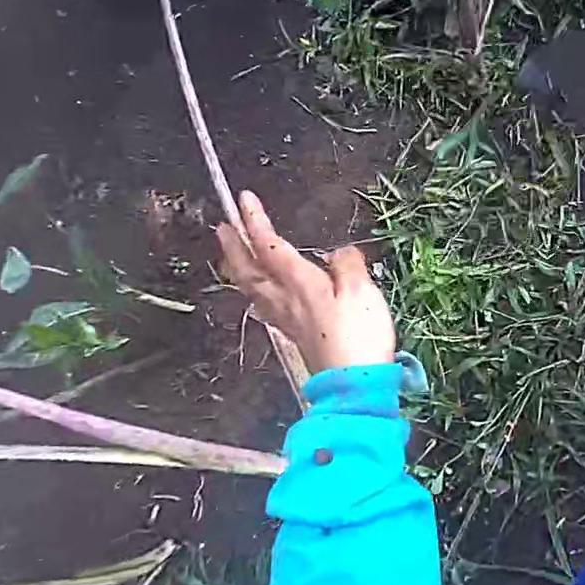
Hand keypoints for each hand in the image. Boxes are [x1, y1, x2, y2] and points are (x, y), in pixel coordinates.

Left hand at [216, 190, 395, 373]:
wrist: (354, 385)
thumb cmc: (359, 335)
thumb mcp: (362, 290)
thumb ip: (348, 265)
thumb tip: (338, 253)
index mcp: (299, 283)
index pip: (269, 246)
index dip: (255, 222)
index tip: (243, 199)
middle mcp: (285, 299)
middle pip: (249, 270)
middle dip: (234, 246)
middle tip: (222, 226)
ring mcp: (287, 320)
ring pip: (252, 289)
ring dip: (238, 267)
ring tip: (233, 254)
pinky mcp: (294, 335)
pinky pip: (264, 306)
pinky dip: (254, 291)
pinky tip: (259, 294)